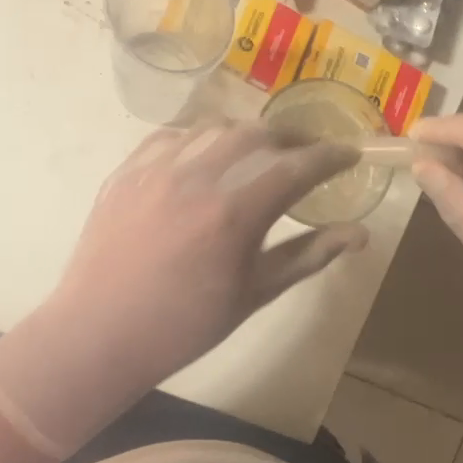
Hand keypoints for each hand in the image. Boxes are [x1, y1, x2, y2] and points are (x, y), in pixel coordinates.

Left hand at [0, 125, 365, 455]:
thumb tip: (360, 234)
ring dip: (248, 135)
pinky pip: (172, 137)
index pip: (297, 167)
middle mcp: (197, 177)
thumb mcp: (256, 293)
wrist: (102, 333)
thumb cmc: (187, 325)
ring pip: (213, 129)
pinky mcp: (126, 172)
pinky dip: (201, 138)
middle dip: (292, 138)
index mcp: (235, 212)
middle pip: (257, 135)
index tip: (351, 155)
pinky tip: (208, 156)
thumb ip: (309, 256)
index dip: (330, 157)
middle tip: (310, 152)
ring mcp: (156, 169)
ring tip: (262, 152)